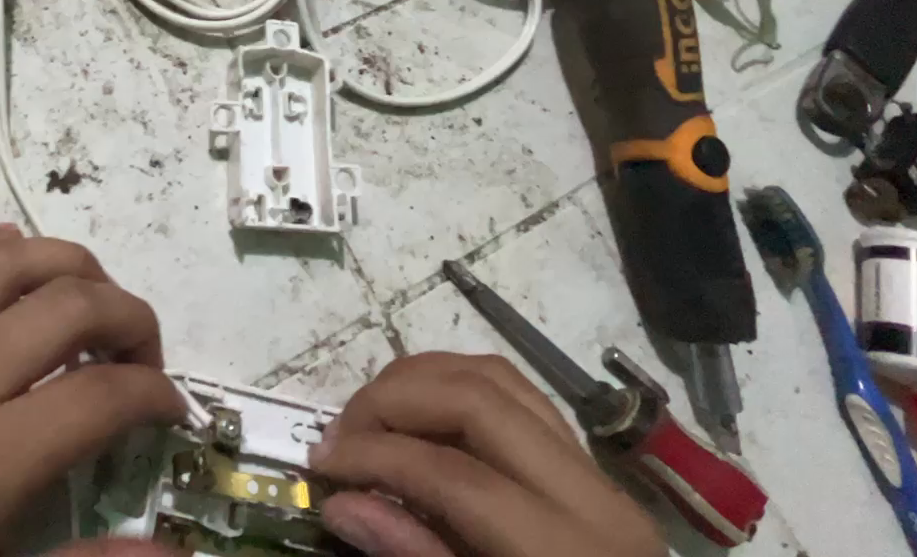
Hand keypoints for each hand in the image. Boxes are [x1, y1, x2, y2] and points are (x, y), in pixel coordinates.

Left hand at [0, 225, 184, 556]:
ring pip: (4, 264)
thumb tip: (173, 555)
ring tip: (97, 297)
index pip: (99, 397)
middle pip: (66, 307)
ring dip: (66, 263)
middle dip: (129, 318)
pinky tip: (10, 245)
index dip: (155, 396)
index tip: (173, 412)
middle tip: (145, 358)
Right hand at [311, 353, 663, 556]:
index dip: (377, 459)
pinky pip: (512, 389)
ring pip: (493, 377)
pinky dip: (451, 383)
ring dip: (417, 380)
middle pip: (475, 400)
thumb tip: (340, 502)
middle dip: (389, 401)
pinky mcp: (586, 460)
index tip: (321, 464)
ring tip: (369, 416)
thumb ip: (417, 555)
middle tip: (340, 434)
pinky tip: (417, 410)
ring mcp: (596, 471)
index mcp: (571, 555)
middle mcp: (594, 498)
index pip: (457, 476)